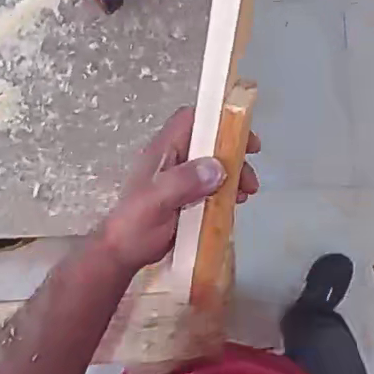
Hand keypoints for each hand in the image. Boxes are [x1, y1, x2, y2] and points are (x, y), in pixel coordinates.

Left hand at [90, 106, 260, 271]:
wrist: (121, 255)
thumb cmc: (134, 225)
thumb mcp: (157, 200)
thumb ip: (184, 182)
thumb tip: (218, 167)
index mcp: (164, 151)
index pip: (190, 119)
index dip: (216, 118)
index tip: (241, 131)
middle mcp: (174, 160)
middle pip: (209, 141)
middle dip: (234, 150)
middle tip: (252, 163)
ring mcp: (180, 179)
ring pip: (215, 164)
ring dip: (235, 173)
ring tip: (248, 191)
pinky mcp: (187, 197)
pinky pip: (213, 185)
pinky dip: (229, 189)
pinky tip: (237, 202)